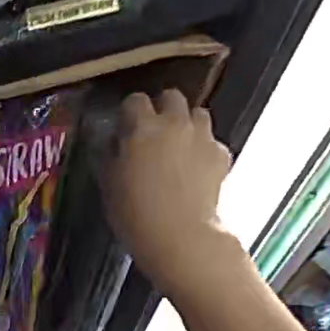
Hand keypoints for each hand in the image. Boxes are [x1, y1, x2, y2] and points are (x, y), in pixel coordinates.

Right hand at [102, 90, 242, 298]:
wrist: (177, 234)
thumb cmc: (132, 212)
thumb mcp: (108, 185)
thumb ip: (110, 156)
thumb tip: (113, 142)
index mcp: (142, 128)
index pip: (134, 101)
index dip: (127, 113)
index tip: (122, 127)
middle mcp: (176, 123)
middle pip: (172, 97)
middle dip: (160, 109)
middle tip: (149, 132)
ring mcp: (203, 136)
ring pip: (197, 114)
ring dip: (184, 124)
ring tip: (173, 147)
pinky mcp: (221, 154)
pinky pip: (209, 141)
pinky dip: (200, 149)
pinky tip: (190, 171)